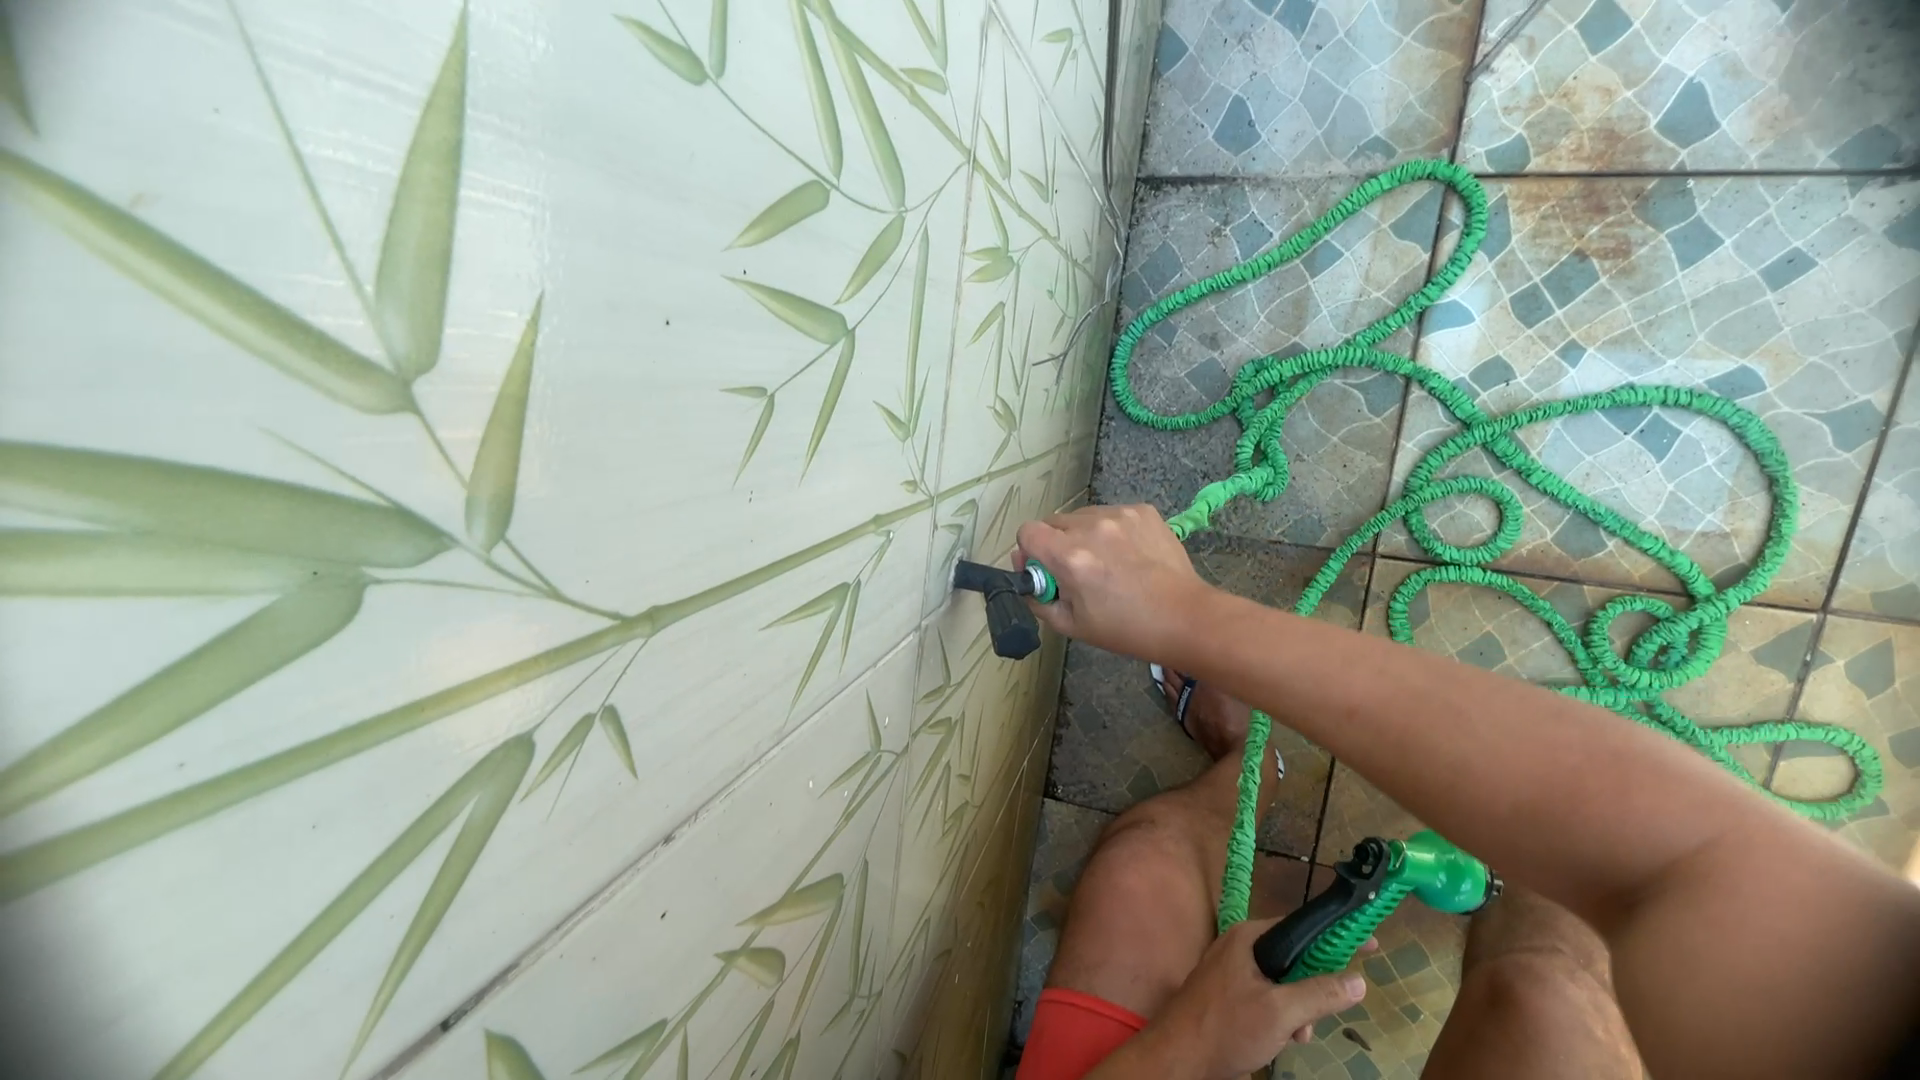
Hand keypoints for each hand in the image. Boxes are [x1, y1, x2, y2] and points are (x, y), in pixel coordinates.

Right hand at [1014, 505, 1210, 660]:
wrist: (1184, 618)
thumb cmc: (1126, 628)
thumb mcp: (1070, 625)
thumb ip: (1037, 597)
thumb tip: (1026, 573)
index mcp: (1070, 557)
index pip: (1027, 532)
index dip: (1030, 551)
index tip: (1044, 569)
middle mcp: (1091, 527)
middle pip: (1053, 522)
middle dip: (1056, 544)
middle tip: (1077, 572)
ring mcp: (1120, 515)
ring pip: (1083, 516)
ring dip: (1084, 535)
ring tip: (1108, 563)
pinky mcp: (1143, 511)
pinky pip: (1112, 514)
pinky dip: (1112, 531)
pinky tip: (1130, 555)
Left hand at [1143, 919, 1367, 1079]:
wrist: (1180, 1056)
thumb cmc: (1227, 1026)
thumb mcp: (1281, 1012)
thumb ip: (1320, 994)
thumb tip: (1358, 979)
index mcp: (1250, 936)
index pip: (1302, 925)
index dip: (1335, 935)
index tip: (1369, 944)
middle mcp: (1241, 945)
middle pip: (1296, 956)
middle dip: (1314, 988)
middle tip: (1320, 1015)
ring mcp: (1234, 970)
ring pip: (1285, 981)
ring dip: (1299, 1009)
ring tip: (1296, 1035)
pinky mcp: (1231, 994)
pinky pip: (1269, 996)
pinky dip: (1282, 1016)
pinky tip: (1282, 1039)